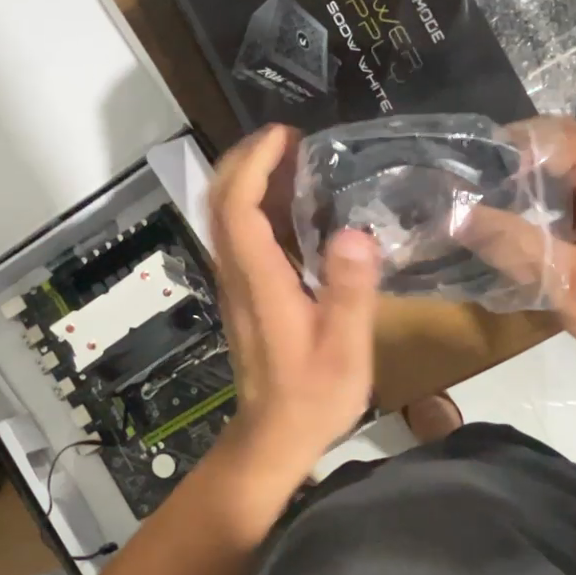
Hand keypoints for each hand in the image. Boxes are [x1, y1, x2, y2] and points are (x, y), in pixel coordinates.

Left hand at [208, 125, 381, 479]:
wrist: (273, 437)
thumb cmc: (310, 399)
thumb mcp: (344, 352)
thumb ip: (349, 294)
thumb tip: (355, 233)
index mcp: (259, 283)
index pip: (238, 208)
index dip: (254, 164)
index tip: (285, 136)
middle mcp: (237, 277)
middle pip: (220, 204)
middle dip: (245, 161)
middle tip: (288, 140)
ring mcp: (236, 287)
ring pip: (225, 219)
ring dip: (249, 182)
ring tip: (294, 161)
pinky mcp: (244, 297)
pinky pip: (239, 238)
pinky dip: (257, 209)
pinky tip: (293, 208)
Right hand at [462, 117, 575, 381]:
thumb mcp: (569, 284)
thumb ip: (513, 244)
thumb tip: (455, 215)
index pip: (552, 136)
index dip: (503, 153)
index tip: (465, 183)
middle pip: (563, 140)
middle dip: (515, 163)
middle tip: (471, 194)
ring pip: (574, 160)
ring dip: (533, 179)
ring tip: (491, 207)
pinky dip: (555, 194)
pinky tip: (529, 222)